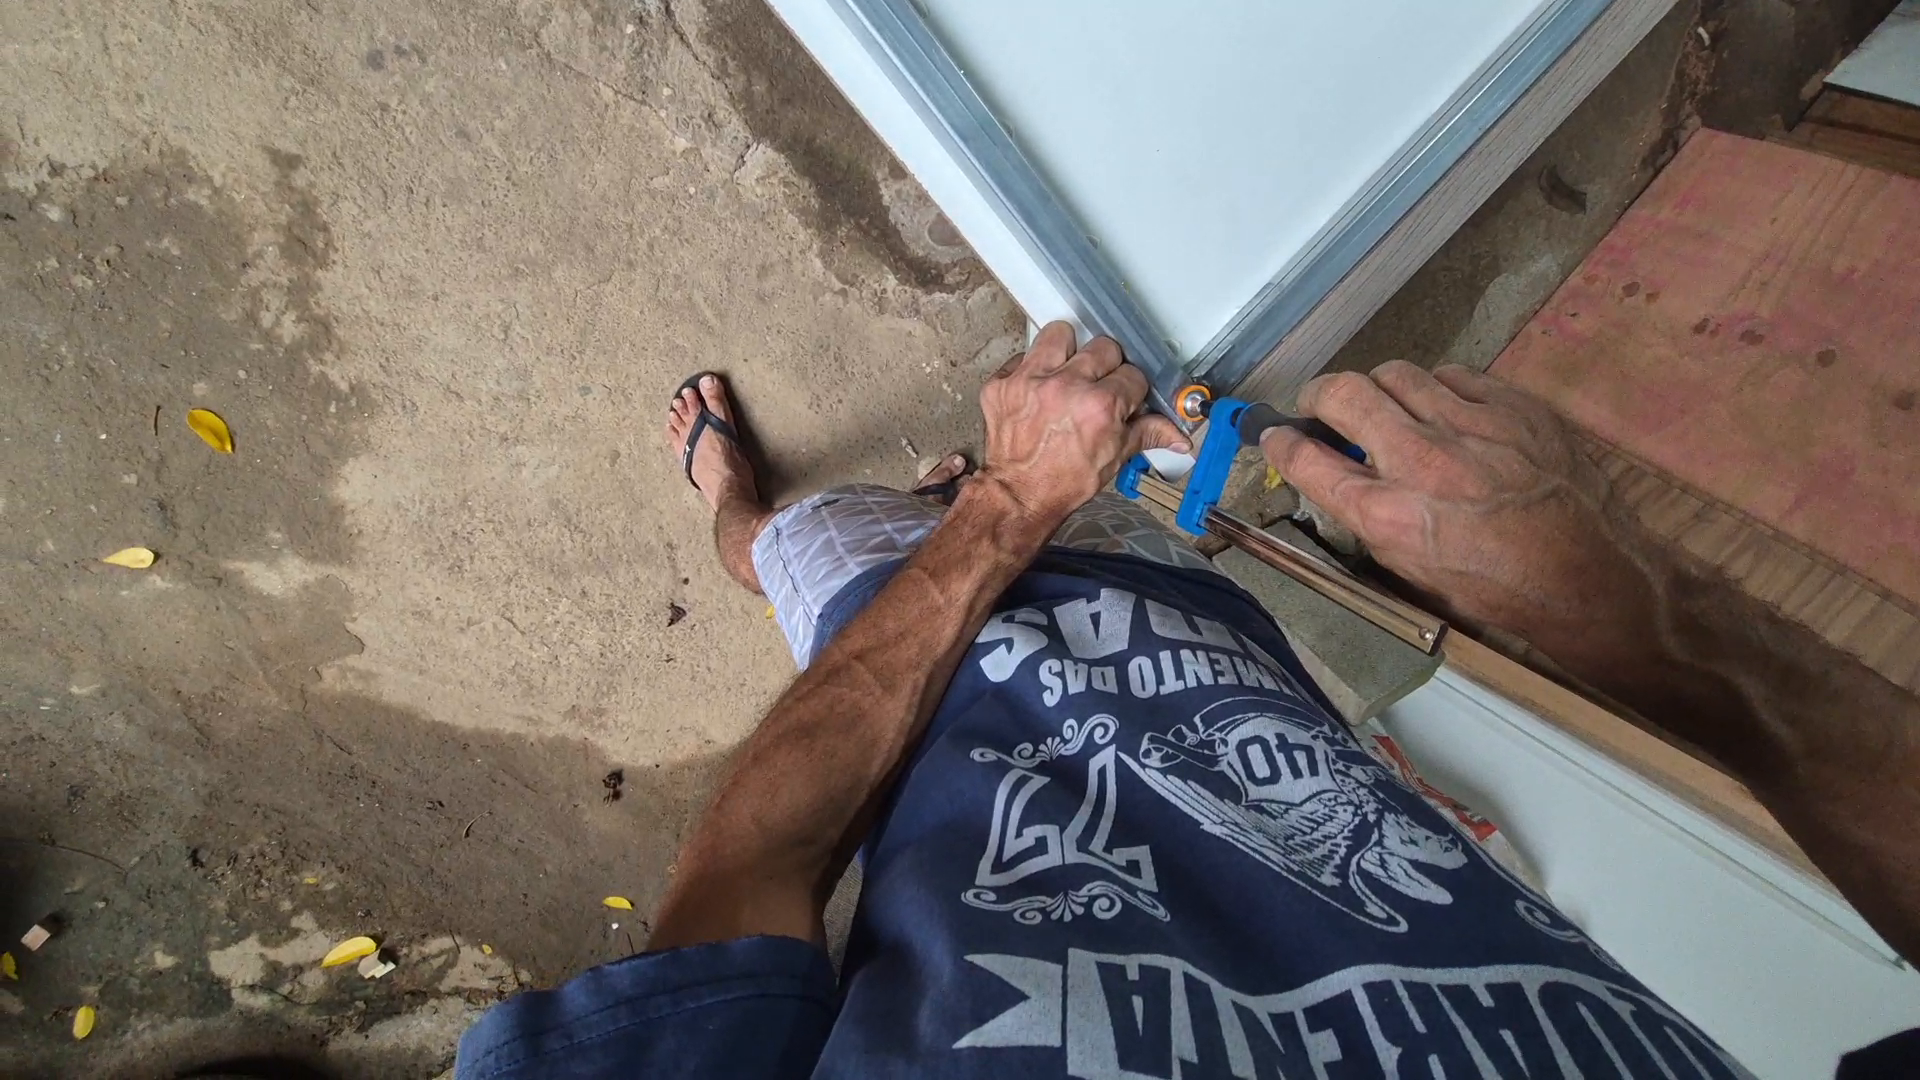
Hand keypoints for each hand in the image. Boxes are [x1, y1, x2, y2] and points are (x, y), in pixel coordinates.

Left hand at [976, 321, 1188, 526]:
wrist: (1019, 496)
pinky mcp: (1002, 384)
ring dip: (1067, 351)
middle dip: (1106, 367)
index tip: (1123, 399)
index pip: (1133, 374)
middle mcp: (1065, 386)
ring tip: (1066, 373)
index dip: (1131, 389)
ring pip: (1059, 334)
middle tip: (1098, 386)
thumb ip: (1146, 434)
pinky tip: (1037, 390)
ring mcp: (1030, 381)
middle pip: (1103, 347)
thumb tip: (1179, 436)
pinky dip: (1031, 370)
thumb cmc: (1064, 482)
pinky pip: (1022, 357)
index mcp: (1099, 405)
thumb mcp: (1113, 459)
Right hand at [1260, 361, 1661, 662]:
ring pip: (1394, 373)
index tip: (1273, 435)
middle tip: (1318, 405)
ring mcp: (1471, 426)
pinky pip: (1451, 374)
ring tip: (1383, 407)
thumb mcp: (1401, 565)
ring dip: (1375, 389)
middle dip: (1316, 395)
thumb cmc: (1484, 585)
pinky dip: (1432, 390)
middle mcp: (1420, 461)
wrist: (1586, 575)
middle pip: (1342, 394)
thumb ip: (1358, 513)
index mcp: (1386, 513)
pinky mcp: (1514, 406)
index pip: (1305, 459)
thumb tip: (1329, 473)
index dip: (1277, 441)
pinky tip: (1440, 410)